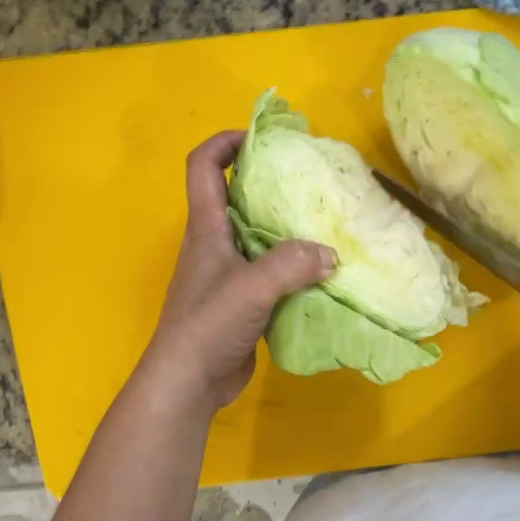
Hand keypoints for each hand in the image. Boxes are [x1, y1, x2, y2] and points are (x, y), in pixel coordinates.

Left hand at [133, 131, 336, 417]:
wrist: (190, 380)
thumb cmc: (209, 325)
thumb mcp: (252, 287)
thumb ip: (291, 264)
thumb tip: (330, 254)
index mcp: (206, 229)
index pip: (204, 167)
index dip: (226, 143)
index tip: (261, 139)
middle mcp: (215, 246)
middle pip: (237, 200)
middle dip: (270, 187)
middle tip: (309, 187)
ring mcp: (228, 277)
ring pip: (259, 241)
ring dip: (287, 234)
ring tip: (326, 230)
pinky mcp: (242, 306)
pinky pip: (271, 277)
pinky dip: (294, 273)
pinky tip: (321, 278)